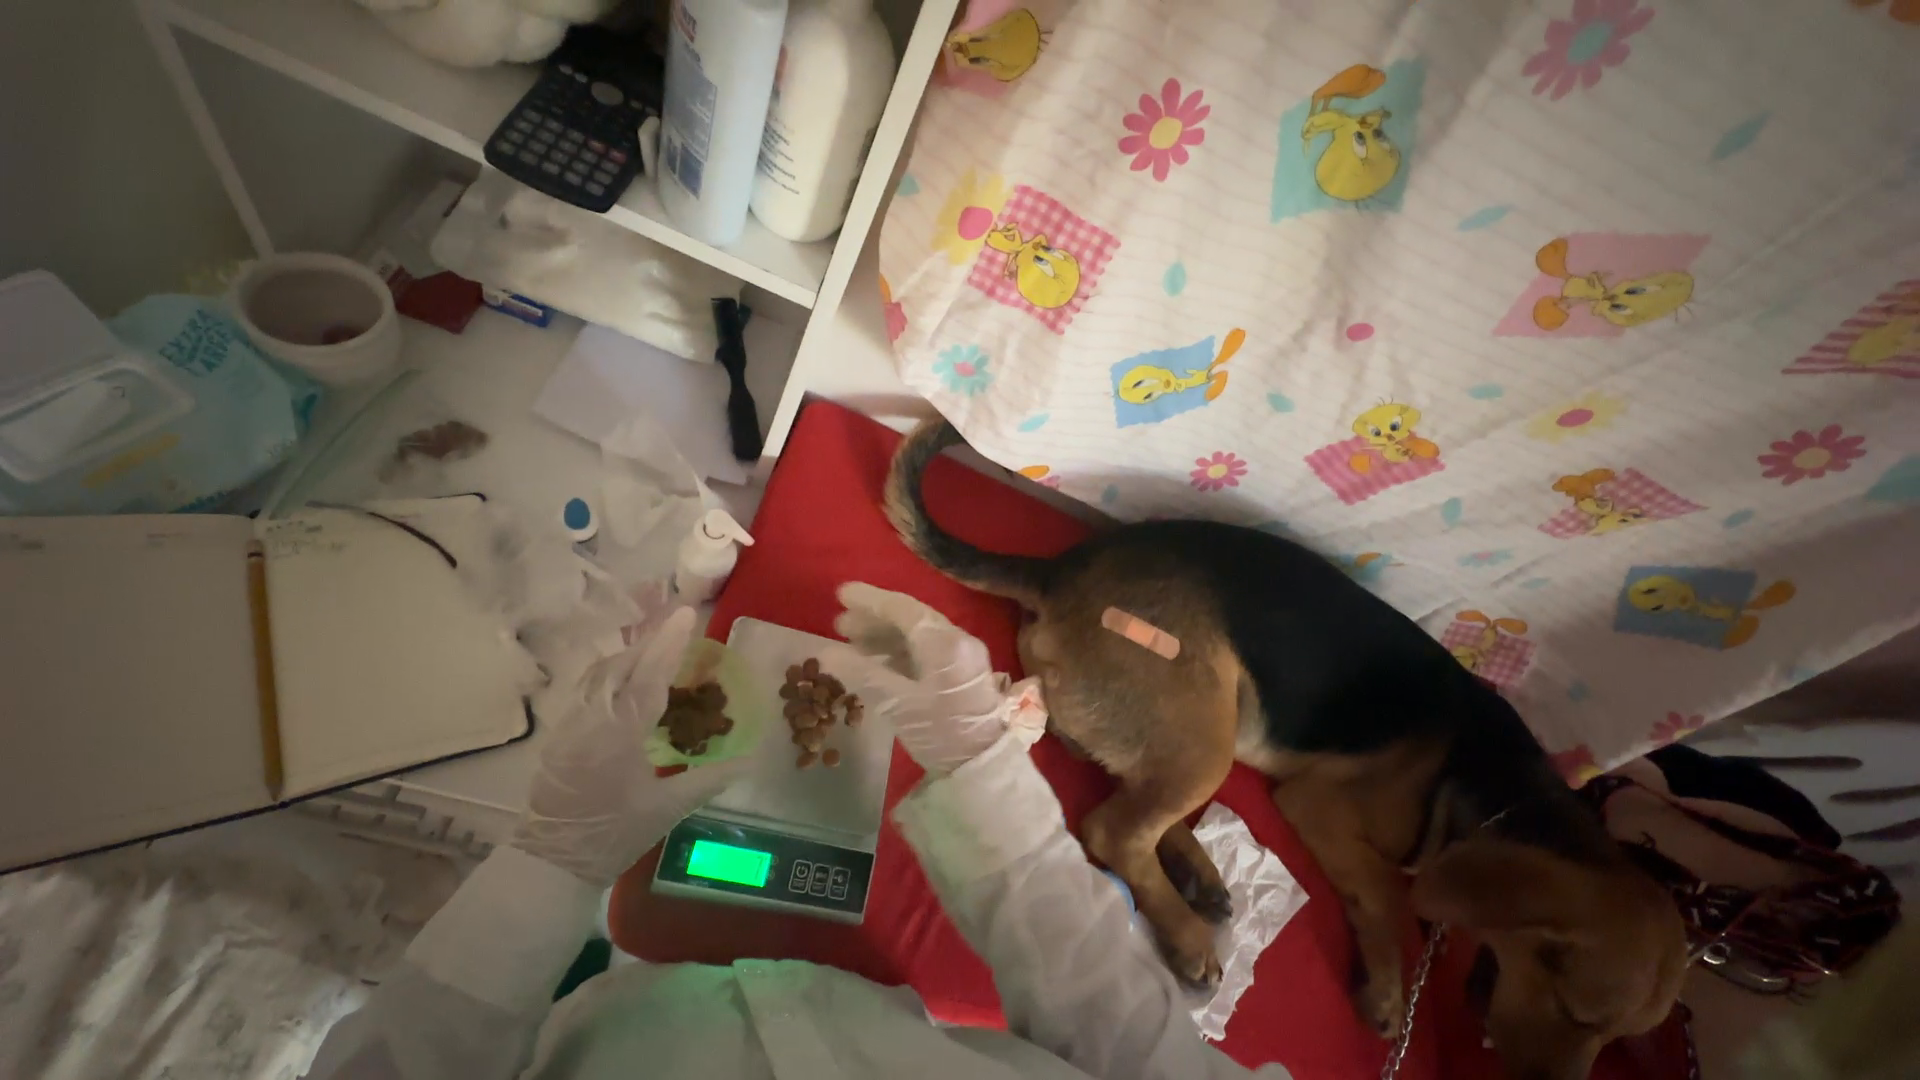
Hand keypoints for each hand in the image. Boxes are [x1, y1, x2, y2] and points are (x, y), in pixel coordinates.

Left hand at [513, 607, 753, 885]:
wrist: (552, 864)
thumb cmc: (614, 835)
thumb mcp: (668, 808)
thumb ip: (710, 778)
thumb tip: (750, 760)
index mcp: (619, 734)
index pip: (649, 677)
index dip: (670, 644)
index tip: (686, 614)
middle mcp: (591, 720)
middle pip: (621, 666)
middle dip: (650, 643)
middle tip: (678, 627)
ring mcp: (569, 725)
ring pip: (599, 674)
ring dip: (628, 655)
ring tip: (656, 648)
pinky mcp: (559, 734)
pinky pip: (586, 689)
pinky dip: (610, 673)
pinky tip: (625, 678)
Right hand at [823, 583, 1008, 775]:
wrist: (982, 769)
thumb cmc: (941, 733)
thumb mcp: (897, 704)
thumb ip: (861, 673)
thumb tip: (826, 652)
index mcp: (945, 642)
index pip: (903, 608)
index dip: (870, 600)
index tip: (841, 594)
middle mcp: (958, 641)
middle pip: (910, 619)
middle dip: (874, 619)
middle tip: (840, 625)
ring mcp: (962, 657)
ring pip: (917, 636)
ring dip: (884, 636)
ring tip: (851, 643)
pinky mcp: (961, 674)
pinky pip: (925, 651)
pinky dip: (899, 652)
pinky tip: (875, 662)